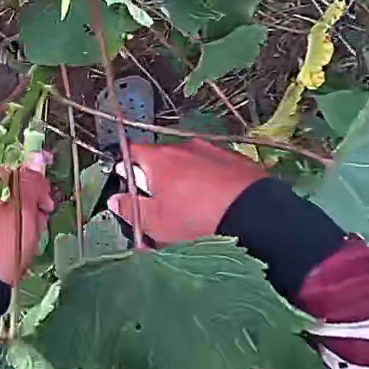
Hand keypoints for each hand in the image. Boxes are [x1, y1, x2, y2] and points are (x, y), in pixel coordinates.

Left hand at [0, 151, 55, 285]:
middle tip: (45, 208)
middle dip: (34, 193)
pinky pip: (3, 217)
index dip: (34, 165)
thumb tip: (37, 156)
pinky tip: (25, 240)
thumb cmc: (3, 247)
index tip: (50, 171)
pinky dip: (17, 224)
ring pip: (11, 201)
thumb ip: (31, 182)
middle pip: (13, 181)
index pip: (13, 160)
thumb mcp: (24, 212)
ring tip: (35, 231)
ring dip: (28, 211)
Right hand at [106, 140, 266, 243]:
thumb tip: (114, 199)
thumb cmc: (196, 218)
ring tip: (193, 210)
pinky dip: (210, 183)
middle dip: (157, 181)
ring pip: (189, 165)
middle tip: (160, 209)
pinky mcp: (236, 161)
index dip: (124, 169)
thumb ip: (131, 208)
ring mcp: (213, 151)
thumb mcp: (155, 222)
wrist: (254, 214)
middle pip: (161, 160)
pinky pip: (214, 170)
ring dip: (185, 182)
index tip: (127, 187)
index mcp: (159, 158)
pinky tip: (217, 204)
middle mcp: (184, 147)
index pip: (131, 152)